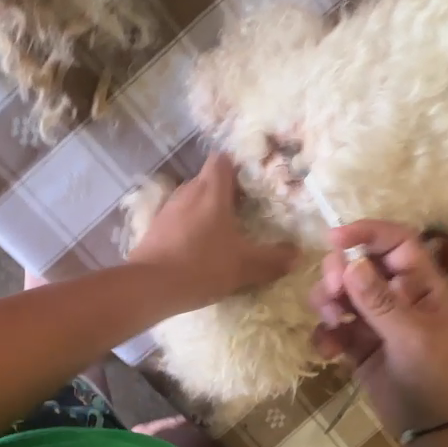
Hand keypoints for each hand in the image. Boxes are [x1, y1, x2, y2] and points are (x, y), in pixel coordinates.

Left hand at [128, 154, 298, 308]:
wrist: (150, 286)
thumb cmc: (202, 265)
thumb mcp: (244, 266)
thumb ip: (272, 260)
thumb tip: (297, 256)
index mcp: (211, 190)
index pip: (223, 160)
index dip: (237, 169)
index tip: (250, 187)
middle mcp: (187, 192)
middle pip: (207, 180)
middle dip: (224, 194)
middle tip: (241, 215)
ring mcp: (167, 210)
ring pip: (191, 201)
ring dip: (204, 213)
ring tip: (220, 235)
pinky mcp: (153, 230)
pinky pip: (177, 221)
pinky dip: (187, 230)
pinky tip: (195, 251)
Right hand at [309, 221, 447, 436]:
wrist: (430, 426)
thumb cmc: (433, 375)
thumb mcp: (411, 336)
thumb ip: (379, 301)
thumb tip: (350, 264)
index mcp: (420, 284)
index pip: (395, 241)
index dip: (367, 233)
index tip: (333, 238)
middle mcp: (396, 296)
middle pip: (358, 264)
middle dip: (338, 274)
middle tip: (332, 295)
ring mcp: (375, 321)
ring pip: (340, 295)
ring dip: (328, 304)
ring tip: (332, 325)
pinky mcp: (358, 346)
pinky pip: (333, 329)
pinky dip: (325, 336)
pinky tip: (328, 352)